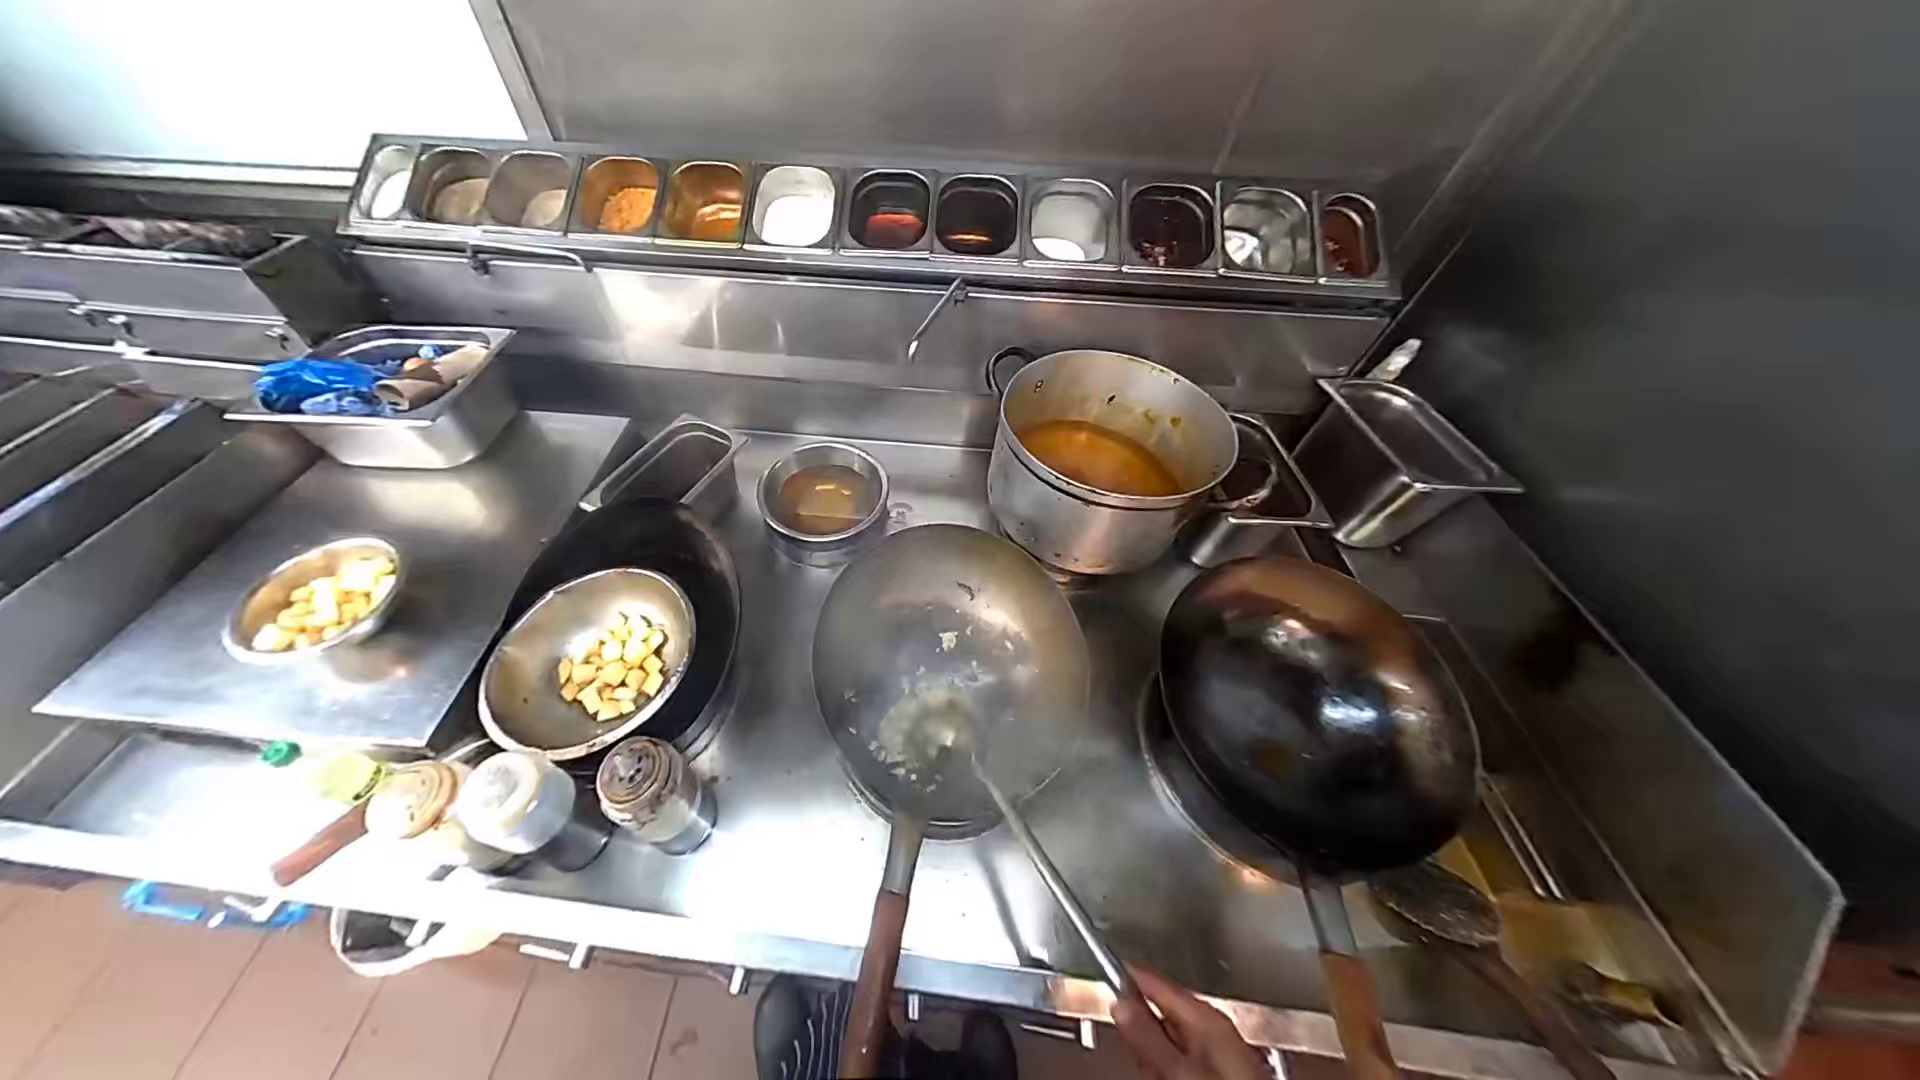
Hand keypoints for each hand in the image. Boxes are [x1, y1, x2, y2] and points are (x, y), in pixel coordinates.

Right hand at [1112, 963, 1271, 1079]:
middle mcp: (1214, 1024)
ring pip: (1172, 1031)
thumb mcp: (1178, 1069)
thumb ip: (1146, 1033)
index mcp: (1205, 1015)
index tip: (1105, 978)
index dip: (1126, 976)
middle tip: (1127, 1038)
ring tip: (1149, 1064)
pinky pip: (1184, 1050)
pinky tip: (1165, 1070)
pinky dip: (1169, 1058)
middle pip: (1162, 1006)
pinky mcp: (1222, 1066)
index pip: (1154, 979)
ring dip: (1153, 1043)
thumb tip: (1119, 1001)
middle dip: (1140, 1021)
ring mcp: (1221, 1046)